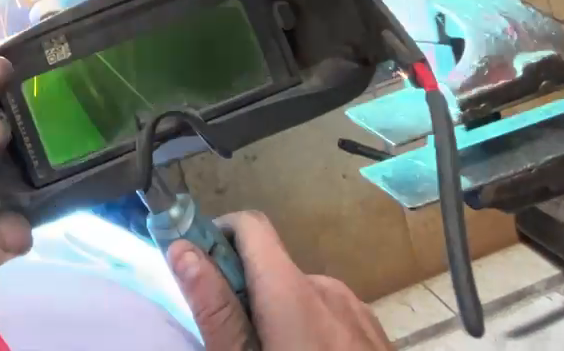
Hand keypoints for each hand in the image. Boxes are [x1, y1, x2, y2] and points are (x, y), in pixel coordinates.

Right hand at [169, 211, 389, 350]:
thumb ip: (216, 311)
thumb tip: (182, 247)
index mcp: (295, 292)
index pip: (250, 225)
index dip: (217, 238)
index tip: (199, 276)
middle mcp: (331, 293)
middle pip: (271, 269)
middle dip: (245, 297)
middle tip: (235, 350)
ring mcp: (363, 320)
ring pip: (301, 301)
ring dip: (279, 323)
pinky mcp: (382, 347)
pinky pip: (333, 325)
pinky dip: (312, 341)